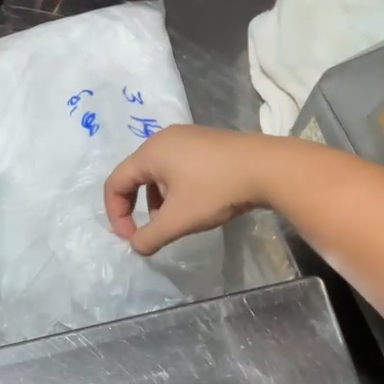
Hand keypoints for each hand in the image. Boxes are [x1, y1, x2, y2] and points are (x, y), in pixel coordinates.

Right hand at [103, 125, 284, 254]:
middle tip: (147, 232)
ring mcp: (186, 138)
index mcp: (149, 153)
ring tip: (172, 222)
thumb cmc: (215, 191)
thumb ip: (149, 237)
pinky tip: (192, 205)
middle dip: (136, 209)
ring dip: (156, 202)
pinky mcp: (205, 144)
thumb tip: (137, 246)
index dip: (116, 215)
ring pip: (156, 174)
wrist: (268, 168)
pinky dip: (173, 190)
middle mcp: (163, 139)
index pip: (115, 184)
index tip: (131, 239)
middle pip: (134, 177)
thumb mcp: (177, 220)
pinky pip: (175, 168)